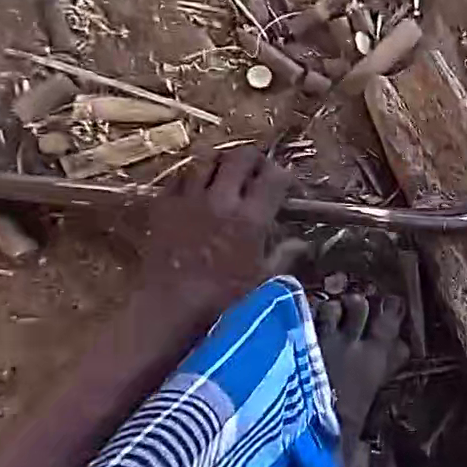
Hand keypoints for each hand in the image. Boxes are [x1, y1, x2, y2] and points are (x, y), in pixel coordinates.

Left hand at [131, 146, 291, 322]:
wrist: (168, 309)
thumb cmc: (221, 301)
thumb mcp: (261, 280)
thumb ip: (284, 256)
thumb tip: (302, 243)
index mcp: (250, 218)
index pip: (274, 177)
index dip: (285, 176)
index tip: (287, 187)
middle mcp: (222, 200)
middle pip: (242, 157)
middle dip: (255, 160)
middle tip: (258, 172)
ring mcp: (190, 199)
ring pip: (207, 159)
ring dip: (221, 162)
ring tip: (226, 174)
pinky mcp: (164, 205)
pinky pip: (179, 177)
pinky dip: (192, 177)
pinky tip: (196, 190)